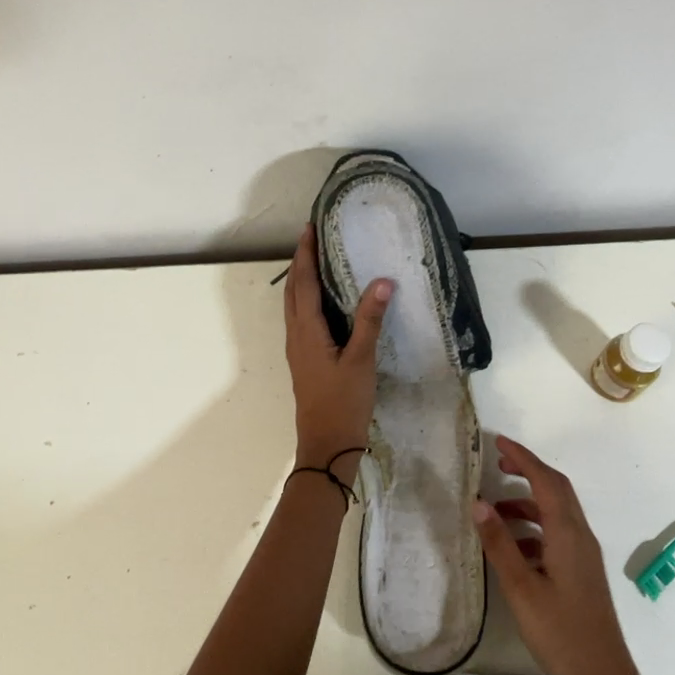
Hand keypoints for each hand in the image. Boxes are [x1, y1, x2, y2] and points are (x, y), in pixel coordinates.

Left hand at [284, 224, 392, 476]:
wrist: (326, 446)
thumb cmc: (343, 403)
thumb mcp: (361, 360)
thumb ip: (370, 320)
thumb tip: (381, 281)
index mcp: (306, 331)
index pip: (303, 283)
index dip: (305, 254)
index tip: (309, 228)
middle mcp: (296, 336)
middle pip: (293, 290)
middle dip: (301, 262)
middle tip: (314, 237)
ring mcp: (298, 349)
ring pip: (295, 305)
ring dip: (302, 280)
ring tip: (319, 261)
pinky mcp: (305, 360)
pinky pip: (302, 318)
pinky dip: (309, 299)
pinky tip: (327, 302)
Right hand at [474, 437, 643, 674]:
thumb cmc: (559, 631)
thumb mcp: (521, 588)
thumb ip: (500, 544)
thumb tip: (479, 502)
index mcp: (567, 533)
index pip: (545, 480)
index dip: (522, 457)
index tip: (498, 442)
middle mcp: (580, 535)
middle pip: (556, 488)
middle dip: (528, 470)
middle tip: (497, 462)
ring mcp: (584, 553)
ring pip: (557, 511)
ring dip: (528, 501)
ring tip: (494, 509)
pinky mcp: (582, 570)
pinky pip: (558, 533)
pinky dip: (535, 526)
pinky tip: (512, 546)